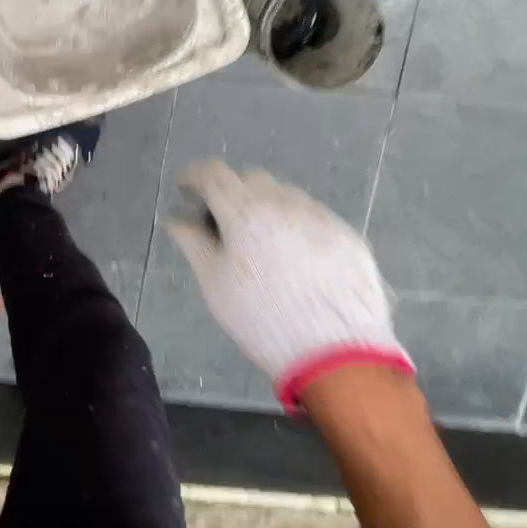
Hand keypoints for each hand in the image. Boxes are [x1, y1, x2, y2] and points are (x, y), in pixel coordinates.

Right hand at [168, 160, 411, 411]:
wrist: (337, 354)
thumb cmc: (262, 318)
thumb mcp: (214, 284)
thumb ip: (193, 243)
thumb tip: (178, 220)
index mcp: (244, 211)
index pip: (213, 173)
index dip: (194, 175)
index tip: (184, 187)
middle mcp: (283, 203)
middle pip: (251, 179)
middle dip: (232, 191)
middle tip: (225, 222)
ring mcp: (320, 217)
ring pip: (285, 195)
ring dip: (267, 207)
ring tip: (263, 242)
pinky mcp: (348, 236)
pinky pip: (314, 217)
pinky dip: (296, 225)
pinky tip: (297, 258)